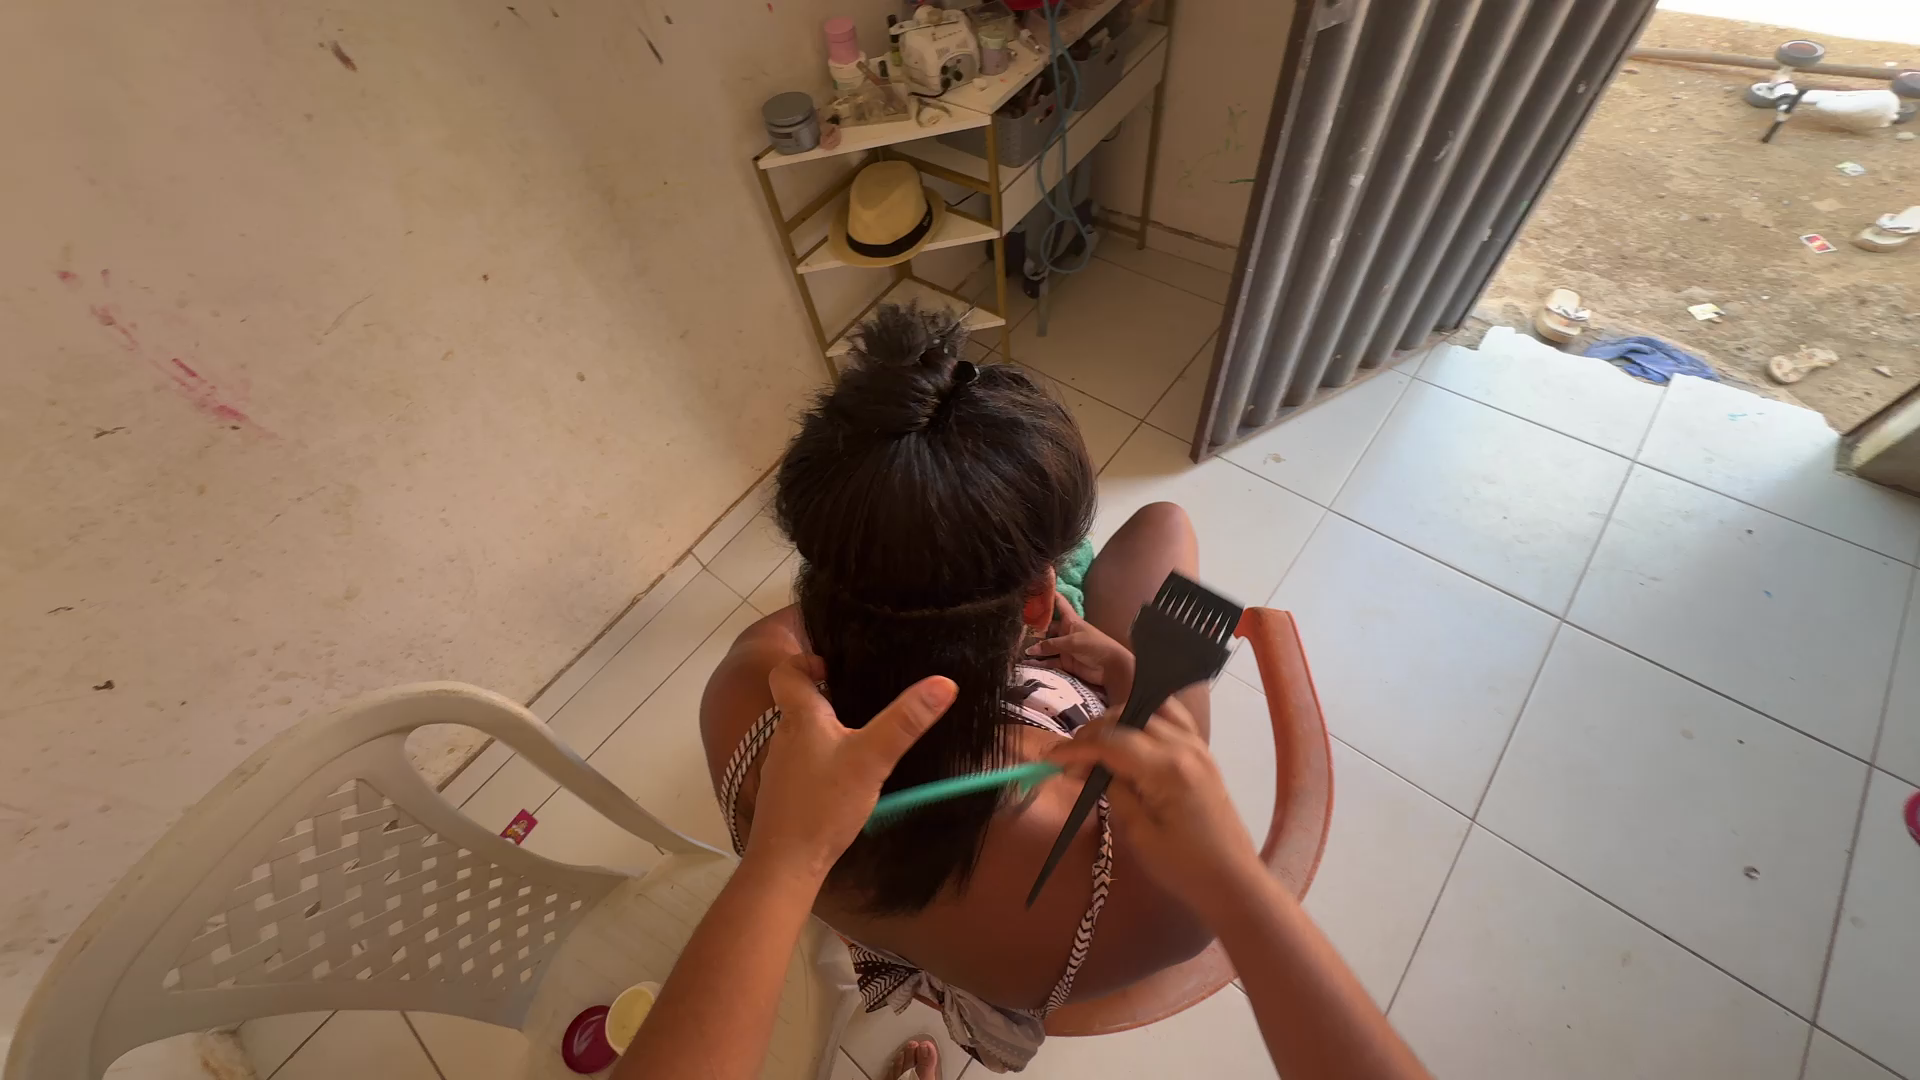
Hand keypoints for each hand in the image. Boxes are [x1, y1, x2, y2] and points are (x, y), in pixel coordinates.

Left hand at [745, 655, 955, 881]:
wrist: (785, 865)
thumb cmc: (824, 803)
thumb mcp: (872, 758)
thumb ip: (906, 721)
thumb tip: (944, 682)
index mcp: (800, 717)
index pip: (786, 672)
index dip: (804, 661)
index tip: (832, 667)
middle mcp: (785, 736)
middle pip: (799, 702)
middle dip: (829, 696)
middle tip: (864, 696)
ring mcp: (782, 767)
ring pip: (803, 734)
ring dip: (829, 729)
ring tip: (864, 734)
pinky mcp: (786, 793)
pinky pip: (805, 761)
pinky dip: (824, 758)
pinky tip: (848, 775)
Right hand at [1025, 593, 1135, 701]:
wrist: (1111, 667)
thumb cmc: (1095, 646)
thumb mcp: (1072, 642)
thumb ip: (1051, 645)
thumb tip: (1030, 649)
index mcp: (1070, 620)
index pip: (1058, 603)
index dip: (1048, 595)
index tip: (1034, 588)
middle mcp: (1065, 632)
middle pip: (1046, 627)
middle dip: (1033, 628)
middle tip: (1016, 630)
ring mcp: (1064, 647)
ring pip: (1046, 645)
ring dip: (1034, 648)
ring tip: (1017, 648)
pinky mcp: (1065, 662)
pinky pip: (1049, 661)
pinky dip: (1039, 662)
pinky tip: (1027, 662)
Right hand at [1045, 702, 1261, 920]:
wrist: (1233, 882)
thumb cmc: (1183, 868)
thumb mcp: (1137, 834)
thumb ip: (1113, 790)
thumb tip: (1092, 767)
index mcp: (1166, 769)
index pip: (1110, 741)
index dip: (1077, 747)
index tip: (1051, 758)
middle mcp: (1184, 746)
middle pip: (1126, 717)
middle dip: (1093, 734)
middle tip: (1073, 764)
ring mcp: (1197, 744)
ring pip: (1147, 709)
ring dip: (1117, 722)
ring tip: (1098, 748)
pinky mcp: (1202, 751)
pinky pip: (1169, 716)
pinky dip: (1144, 717)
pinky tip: (1130, 734)